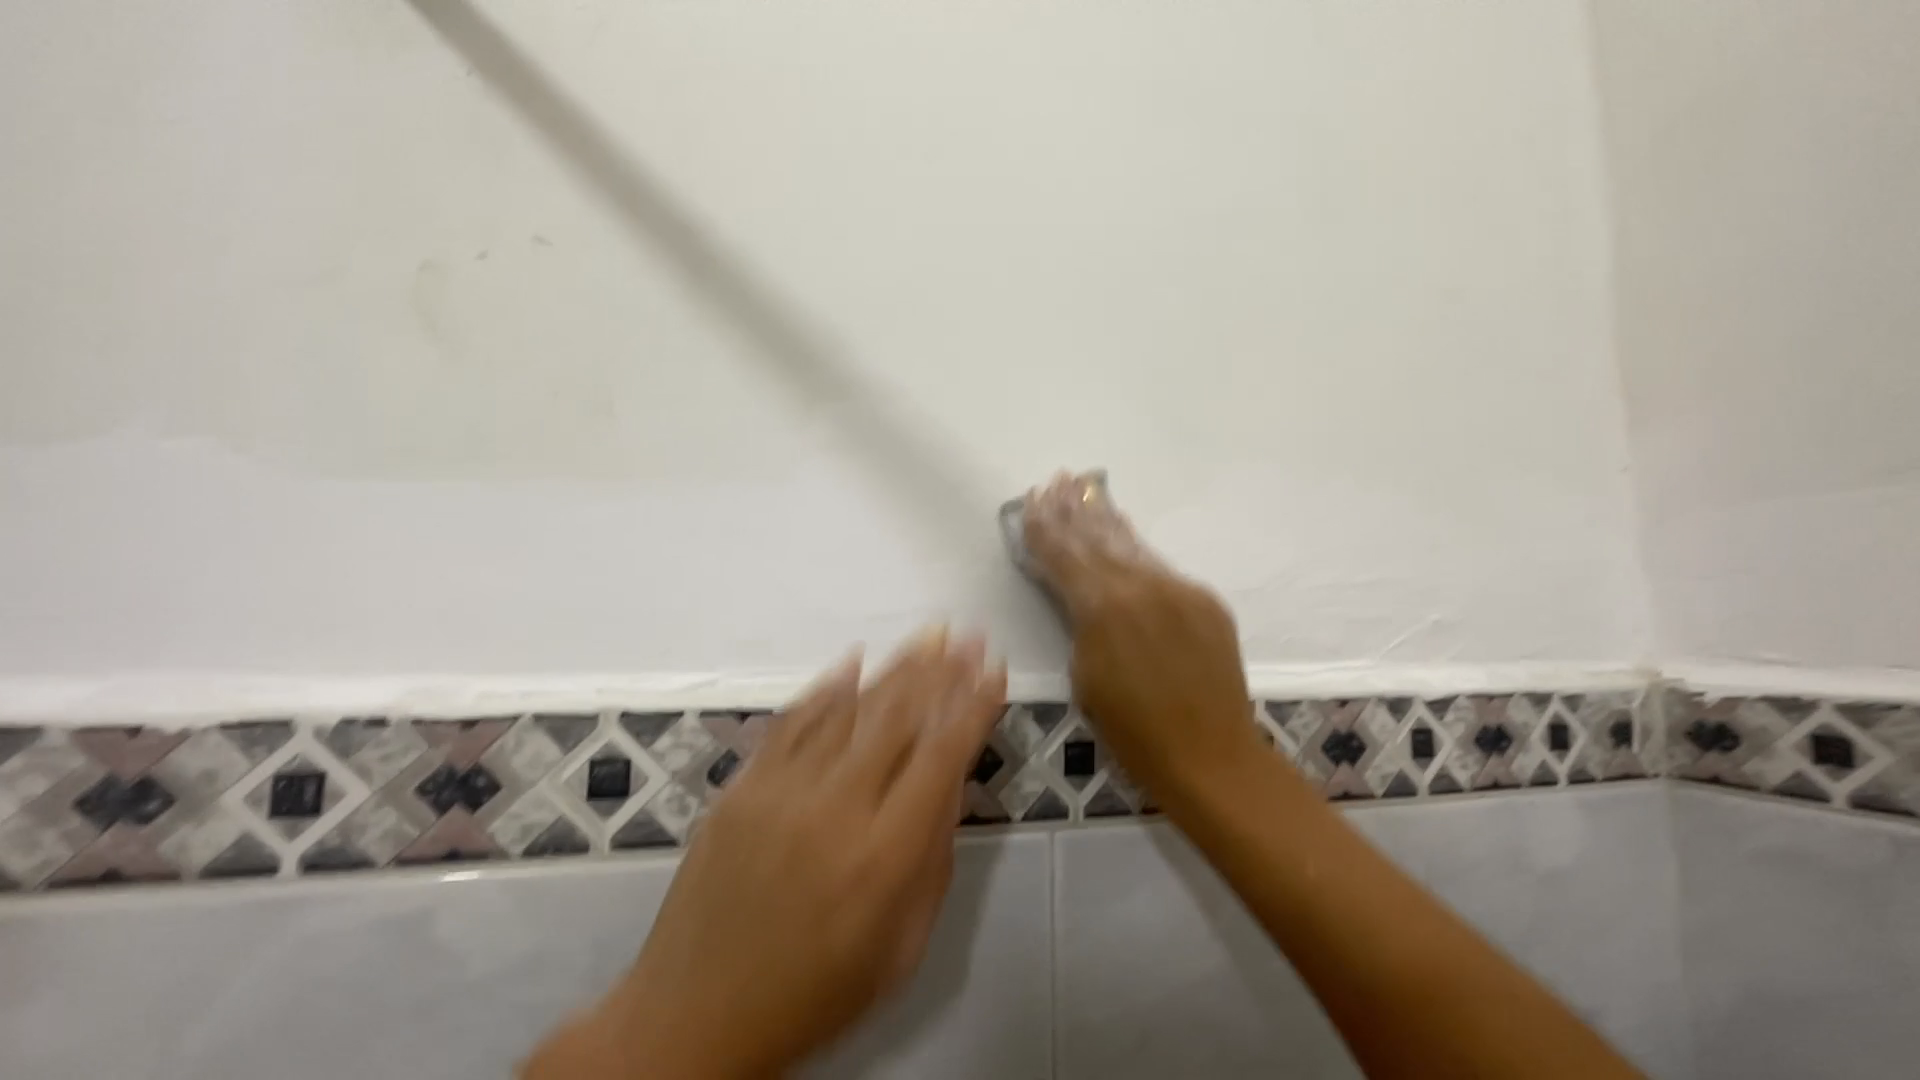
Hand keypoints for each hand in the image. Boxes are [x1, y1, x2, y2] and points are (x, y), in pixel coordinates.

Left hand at [523, 628, 1006, 1079]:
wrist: (695, 1016)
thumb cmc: (816, 993)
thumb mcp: (901, 946)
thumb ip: (932, 858)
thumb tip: (951, 784)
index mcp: (884, 855)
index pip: (941, 756)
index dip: (973, 706)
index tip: (993, 670)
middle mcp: (835, 808)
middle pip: (897, 719)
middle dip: (939, 670)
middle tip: (966, 633)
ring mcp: (780, 792)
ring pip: (848, 711)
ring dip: (893, 668)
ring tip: (927, 636)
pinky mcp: (741, 789)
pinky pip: (791, 724)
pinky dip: (826, 688)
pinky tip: (852, 660)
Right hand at [1022, 472, 1261, 794]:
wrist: (1210, 757)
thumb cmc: (1131, 732)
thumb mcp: (1084, 677)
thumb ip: (1079, 623)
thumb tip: (1078, 594)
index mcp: (1104, 608)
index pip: (1065, 556)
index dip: (1043, 529)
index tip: (1030, 501)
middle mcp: (1142, 586)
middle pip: (1097, 539)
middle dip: (1072, 511)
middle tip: (1056, 481)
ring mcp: (1179, 590)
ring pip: (1132, 545)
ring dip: (1105, 517)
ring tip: (1086, 488)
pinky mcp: (1205, 601)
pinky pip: (1159, 566)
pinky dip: (1134, 547)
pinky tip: (1123, 533)